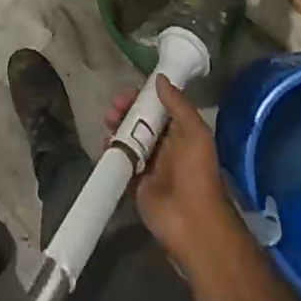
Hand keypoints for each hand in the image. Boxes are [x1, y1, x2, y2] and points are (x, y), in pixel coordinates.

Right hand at [104, 76, 231, 261]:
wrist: (192, 222)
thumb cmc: (196, 172)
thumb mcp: (195, 132)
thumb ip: (178, 104)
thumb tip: (159, 78)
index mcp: (181, 132)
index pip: (159, 107)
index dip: (143, 98)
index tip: (128, 93)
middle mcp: (165, 146)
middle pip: (141, 122)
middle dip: (126, 111)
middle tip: (113, 108)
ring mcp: (150, 165)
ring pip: (129, 139)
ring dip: (117, 128)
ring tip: (108, 123)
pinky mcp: (136, 184)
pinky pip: (122, 162)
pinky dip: (112, 151)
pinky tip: (104, 144)